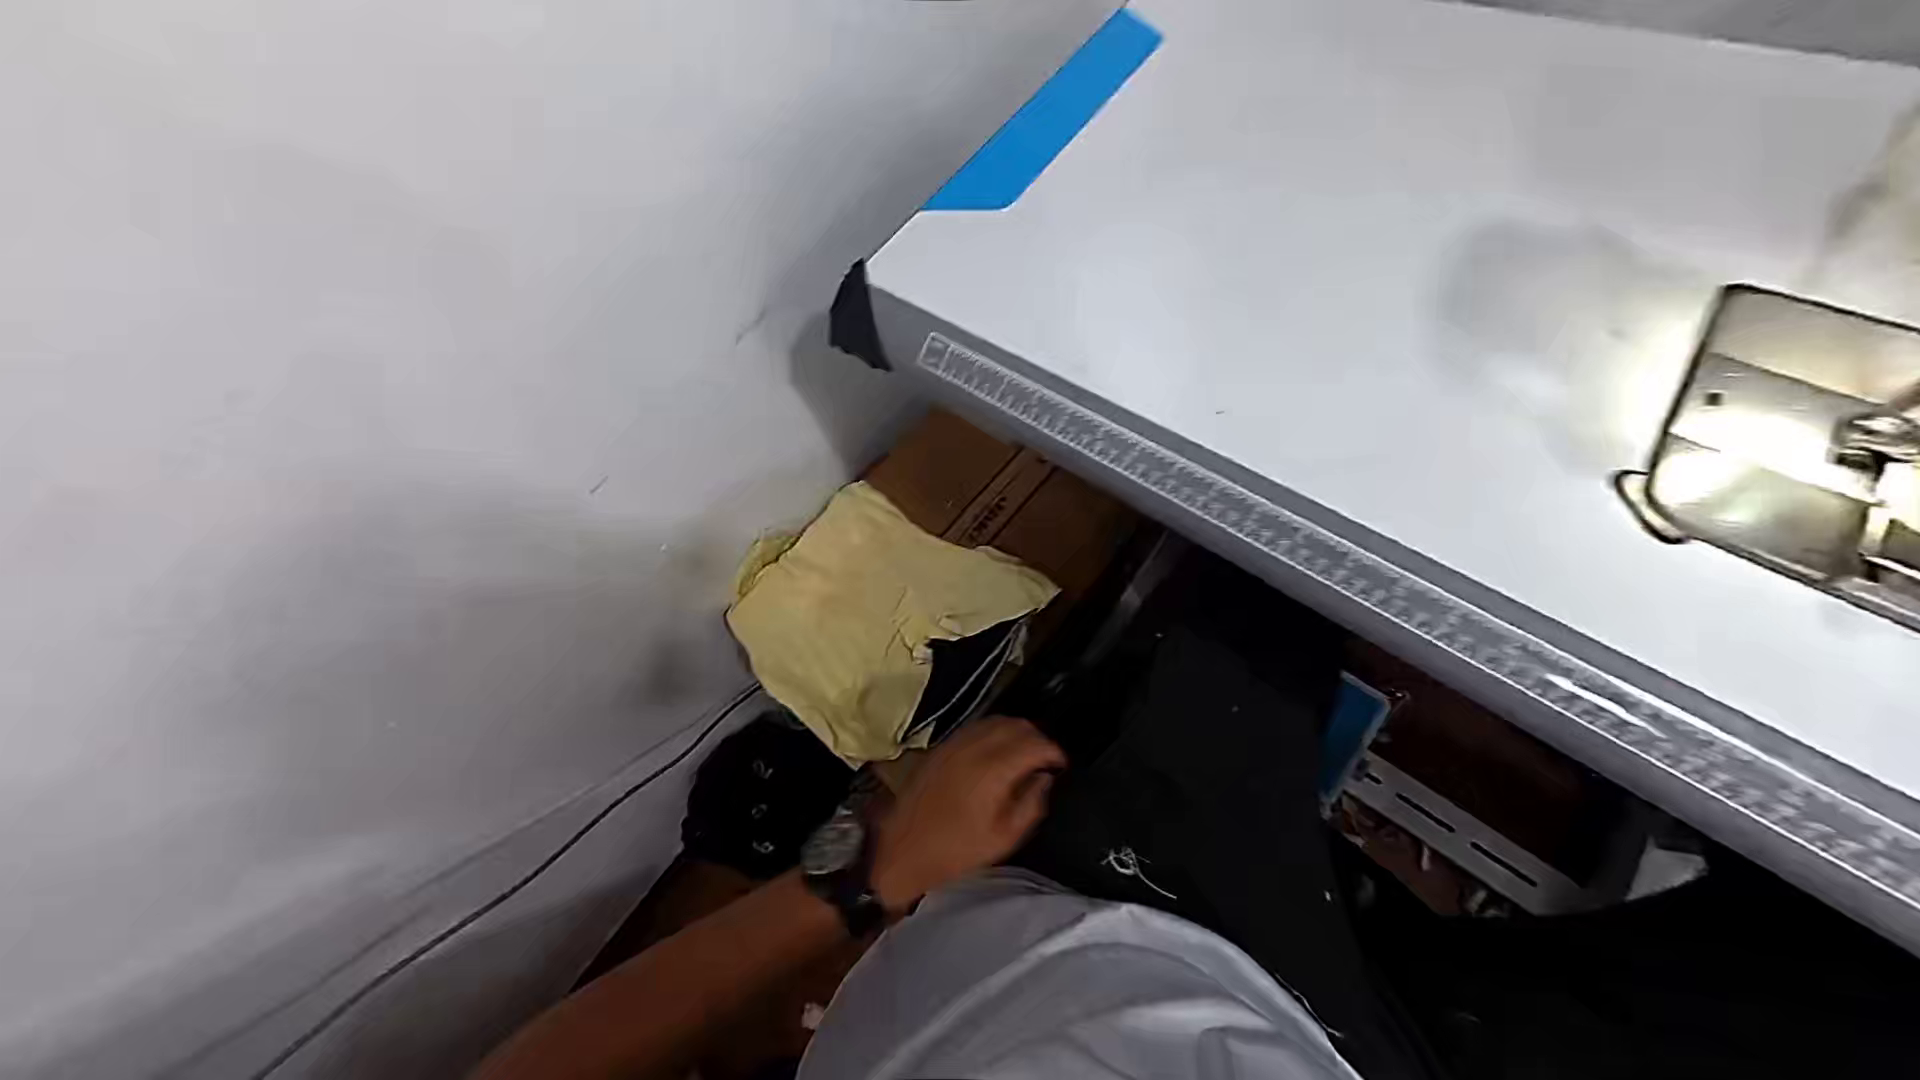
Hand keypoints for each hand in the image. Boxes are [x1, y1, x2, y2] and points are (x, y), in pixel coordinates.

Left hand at [870, 716, 1064, 912]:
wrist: (902, 849)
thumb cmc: (955, 850)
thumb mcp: (1004, 837)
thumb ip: (1031, 802)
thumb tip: (1045, 778)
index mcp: (993, 769)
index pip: (1034, 743)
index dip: (1054, 751)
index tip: (1062, 765)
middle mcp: (974, 747)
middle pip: (1017, 725)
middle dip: (1038, 738)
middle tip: (1046, 760)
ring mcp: (955, 743)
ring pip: (996, 720)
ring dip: (1016, 732)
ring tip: (1025, 755)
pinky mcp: (942, 746)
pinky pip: (976, 726)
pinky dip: (994, 732)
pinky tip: (998, 752)